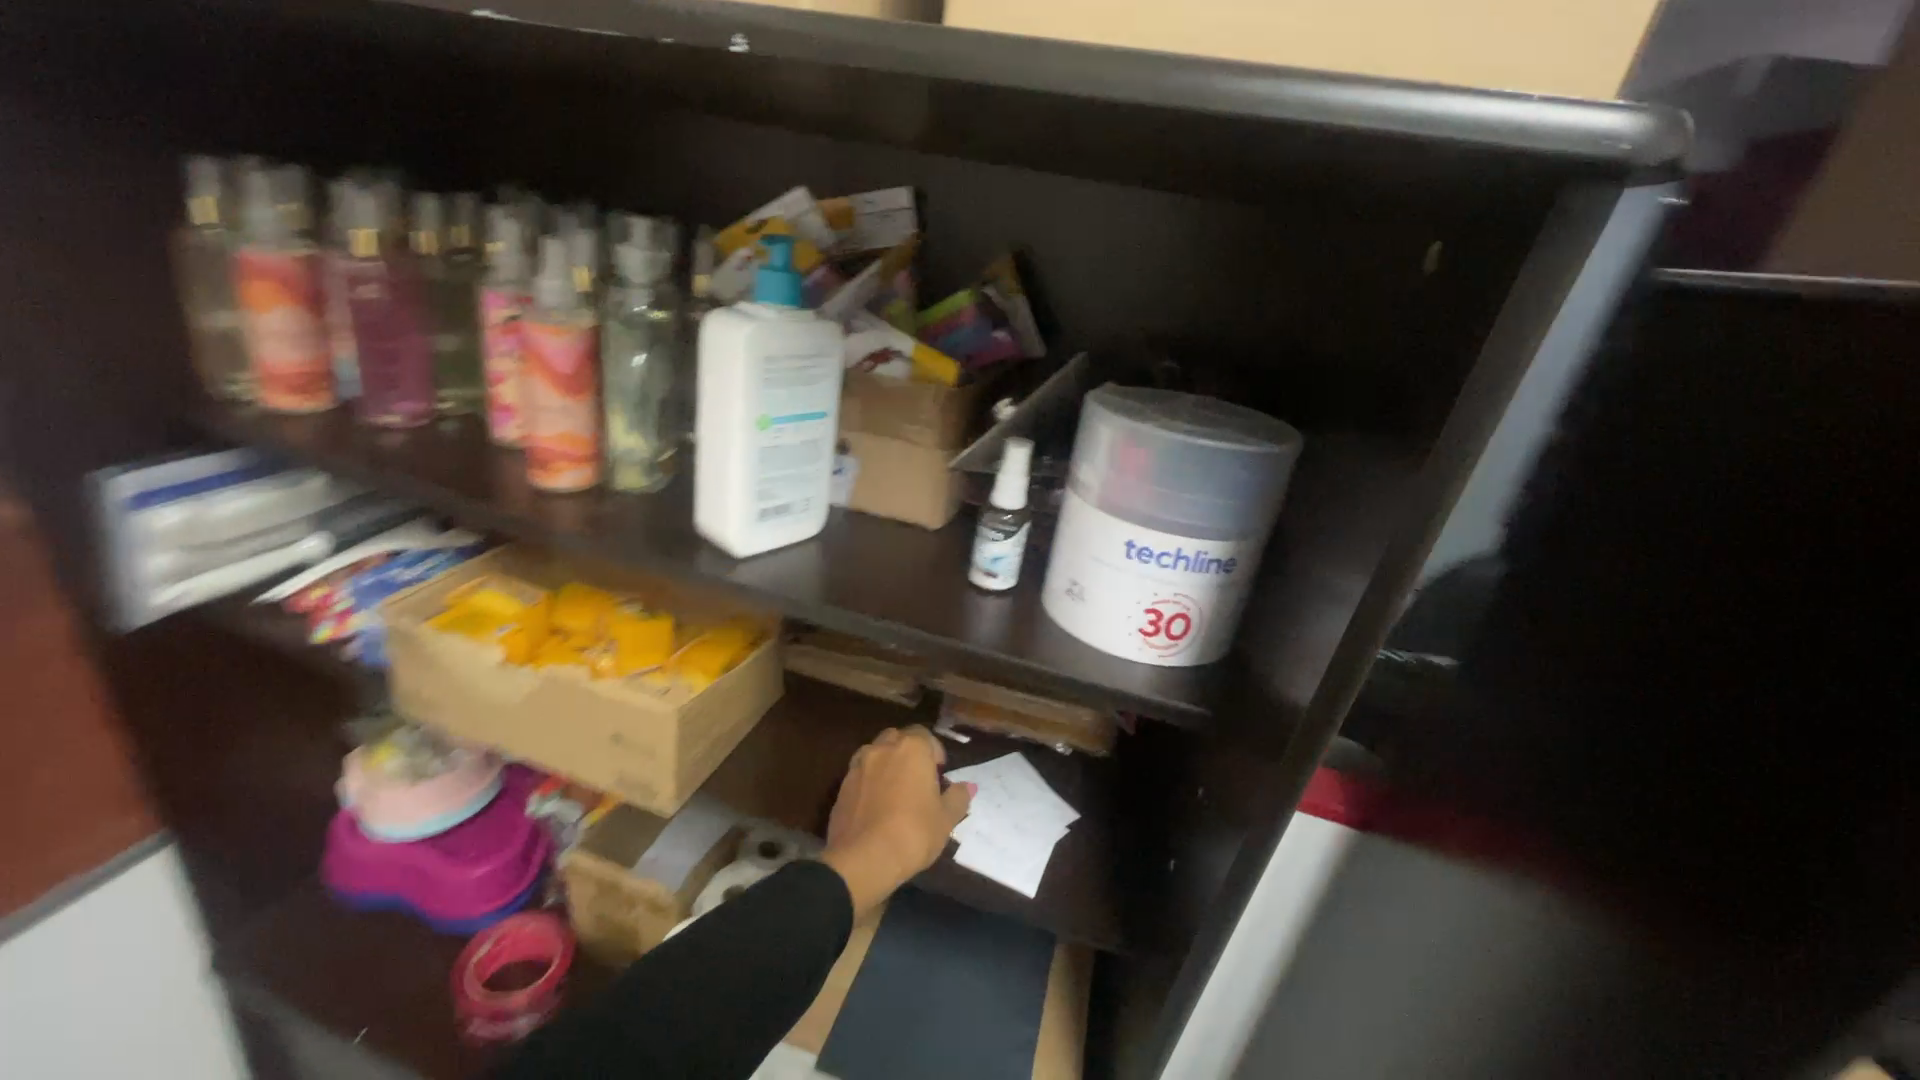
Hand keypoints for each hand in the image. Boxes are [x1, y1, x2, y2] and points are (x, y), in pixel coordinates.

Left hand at [819, 726, 973, 918]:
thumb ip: (958, 798)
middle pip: (896, 739)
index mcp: (911, 749)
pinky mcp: (841, 788)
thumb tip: (967, 786)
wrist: (864, 859)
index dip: (934, 751)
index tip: (939, 774)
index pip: (924, 735)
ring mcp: (857, 767)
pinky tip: (875, 808)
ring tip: (894, 792)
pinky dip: (868, 784)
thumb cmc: (914, 833)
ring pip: (874, 755)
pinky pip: (859, 777)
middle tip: (917, 779)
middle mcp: (881, 749)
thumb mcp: (946, 819)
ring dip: (885, 765)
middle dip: (907, 753)